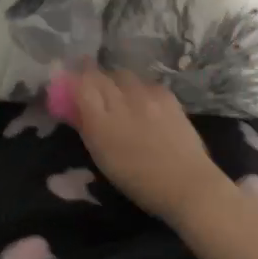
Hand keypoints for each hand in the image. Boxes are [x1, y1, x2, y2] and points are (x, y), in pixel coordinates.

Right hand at [61, 61, 227, 225]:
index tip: (71, 81)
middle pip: (100, 76)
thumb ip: (88, 129)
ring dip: (114, 81)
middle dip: (91, 76)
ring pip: (122, 75)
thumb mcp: (104, 159)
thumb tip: (75, 109)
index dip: (73, 80)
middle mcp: (123, 102)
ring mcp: (146, 96)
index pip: (81, 86)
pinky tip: (142, 101)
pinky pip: (145, 83)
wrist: (187, 183)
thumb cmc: (140, 183)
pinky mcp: (166, 95)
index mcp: (102, 123)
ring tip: (117, 92)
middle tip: (90, 85)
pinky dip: (138, 88)